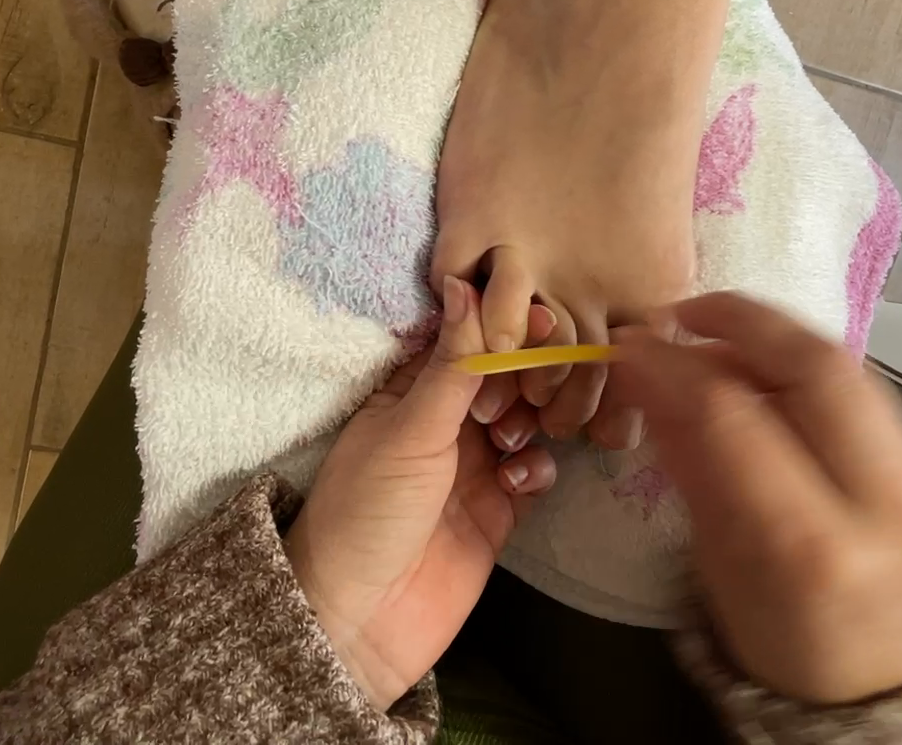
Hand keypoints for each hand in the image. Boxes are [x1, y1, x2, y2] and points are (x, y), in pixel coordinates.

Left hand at [287, 277, 557, 709]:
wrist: (361, 620)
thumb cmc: (369, 508)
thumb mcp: (411, 427)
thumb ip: (452, 362)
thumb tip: (463, 281)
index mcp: (415, 388)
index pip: (470, 338)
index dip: (505, 326)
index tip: (540, 321)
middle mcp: (449, 418)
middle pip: (507, 374)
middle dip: (526, 374)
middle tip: (528, 391)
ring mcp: (476, 462)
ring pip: (529, 416)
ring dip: (533, 417)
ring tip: (512, 438)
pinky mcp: (500, 507)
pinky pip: (536, 467)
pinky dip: (537, 465)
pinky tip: (519, 480)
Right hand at [433, 0, 706, 449]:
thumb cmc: (658, 69)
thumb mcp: (664, 185)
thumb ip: (638, 249)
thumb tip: (614, 288)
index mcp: (656, 277)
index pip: (630, 382)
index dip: (604, 407)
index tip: (584, 413)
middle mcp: (594, 281)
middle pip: (564, 380)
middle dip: (546, 403)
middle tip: (527, 406)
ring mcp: (527, 249)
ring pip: (501, 354)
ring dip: (492, 373)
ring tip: (485, 379)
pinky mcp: (470, 210)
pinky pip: (450, 294)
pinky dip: (449, 312)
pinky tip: (451, 308)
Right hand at [611, 293, 901, 703]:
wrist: (886, 694)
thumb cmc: (778, 639)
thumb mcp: (712, 555)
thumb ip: (686, 459)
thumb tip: (646, 375)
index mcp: (814, 547)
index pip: (732, 418)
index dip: (669, 366)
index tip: (629, 347)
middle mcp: (886, 506)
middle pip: (816, 368)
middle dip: (738, 318)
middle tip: (680, 313)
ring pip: (847, 365)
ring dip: (770, 331)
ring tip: (713, 329)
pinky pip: (860, 387)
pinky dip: (799, 359)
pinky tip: (760, 363)